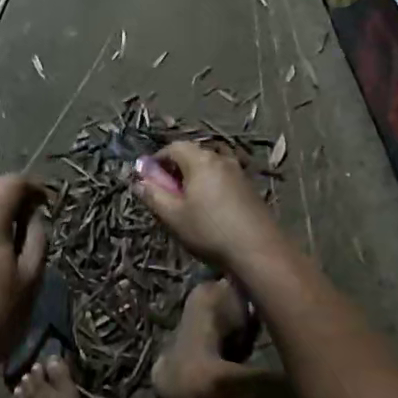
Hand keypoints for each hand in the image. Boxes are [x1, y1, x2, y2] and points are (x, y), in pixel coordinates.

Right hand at [134, 141, 283, 265]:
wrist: (259, 250)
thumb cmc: (209, 230)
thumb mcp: (173, 216)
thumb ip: (153, 195)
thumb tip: (138, 182)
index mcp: (200, 160)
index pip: (174, 147)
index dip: (157, 159)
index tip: (148, 176)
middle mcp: (221, 159)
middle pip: (192, 154)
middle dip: (175, 168)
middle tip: (165, 191)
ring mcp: (238, 173)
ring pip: (208, 167)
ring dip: (193, 178)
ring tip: (186, 202)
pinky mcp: (249, 188)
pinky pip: (222, 178)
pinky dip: (209, 185)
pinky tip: (208, 209)